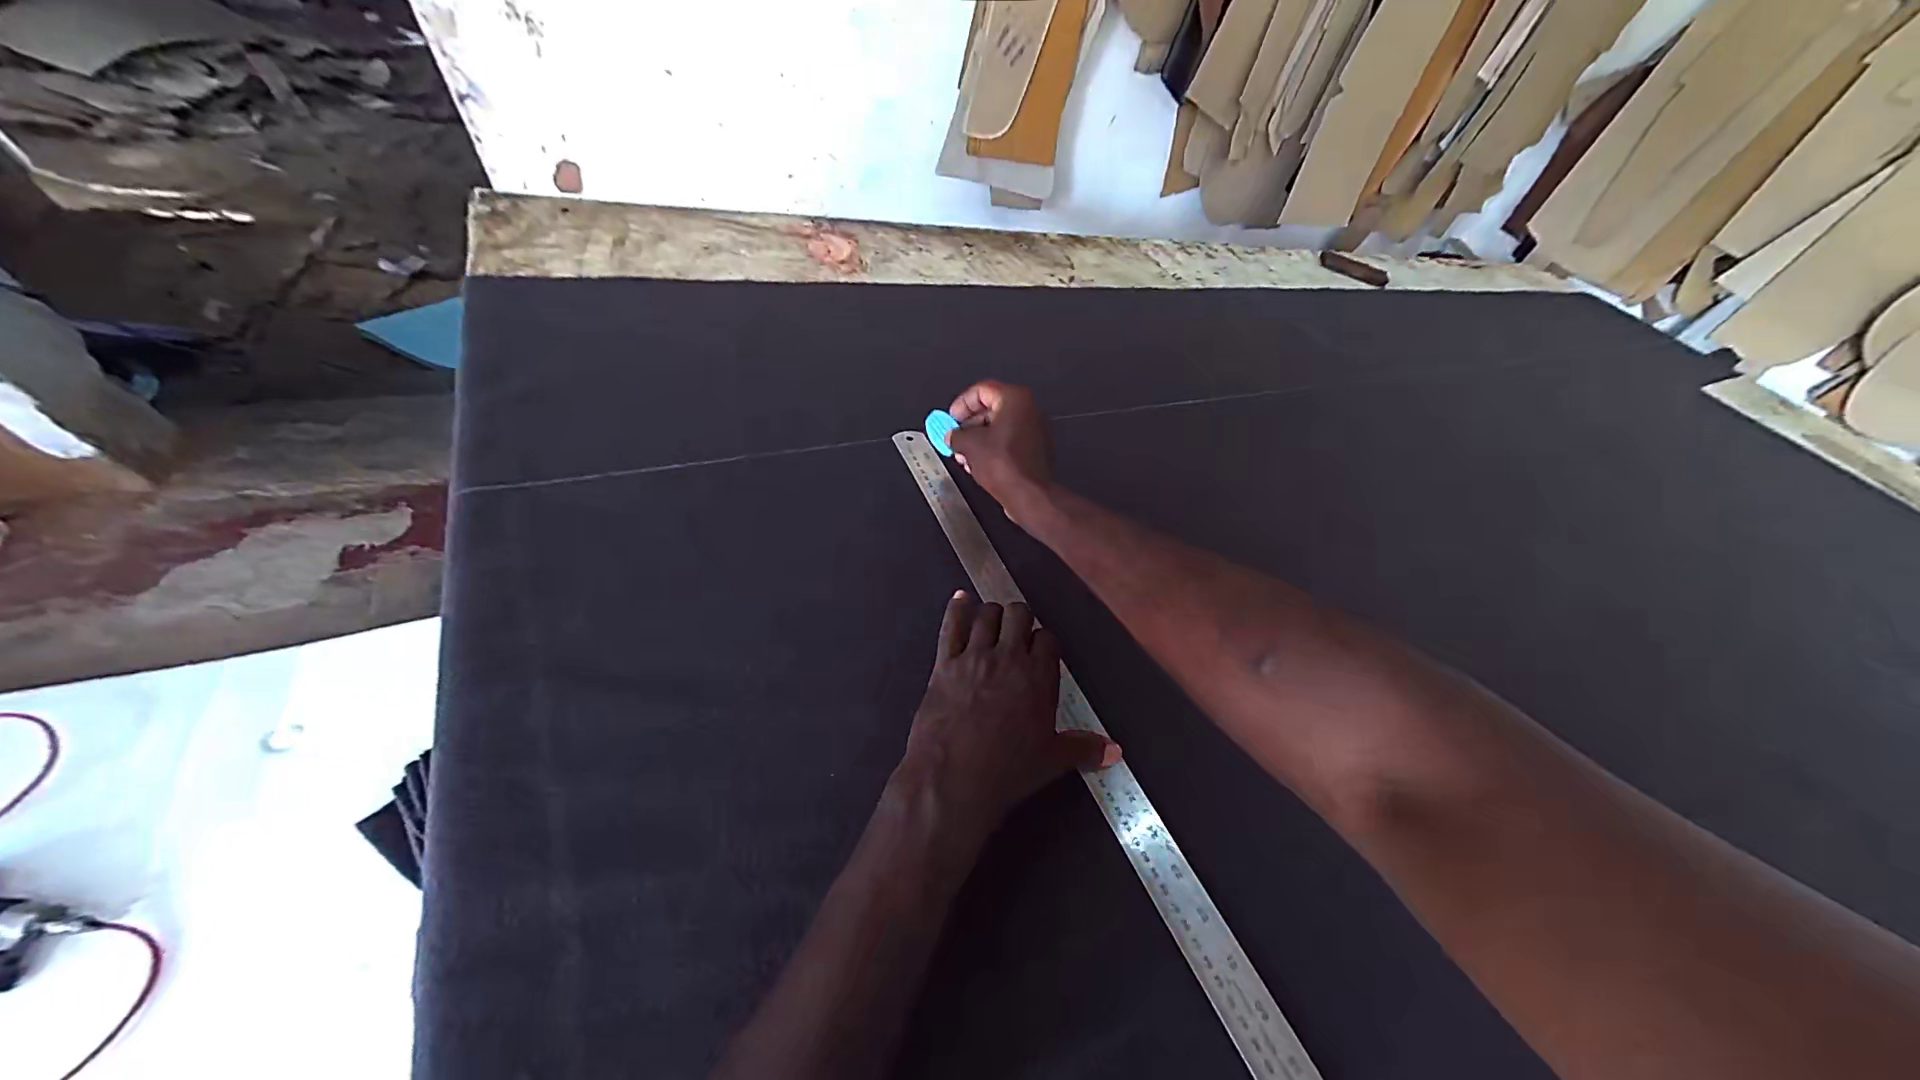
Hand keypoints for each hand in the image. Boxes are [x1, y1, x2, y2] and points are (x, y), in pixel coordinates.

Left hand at [899, 592, 1119, 836]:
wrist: (953, 778)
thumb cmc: (1007, 770)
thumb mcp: (1051, 761)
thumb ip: (1083, 748)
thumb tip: (1114, 750)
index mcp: (1038, 677)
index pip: (1047, 639)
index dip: (1044, 641)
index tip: (1040, 648)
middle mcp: (1008, 658)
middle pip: (1018, 615)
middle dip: (1020, 618)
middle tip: (1017, 630)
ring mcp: (974, 658)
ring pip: (987, 615)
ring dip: (992, 614)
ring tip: (993, 619)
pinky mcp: (944, 664)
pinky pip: (951, 626)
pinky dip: (957, 610)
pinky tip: (961, 599)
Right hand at [947, 381, 1054, 519]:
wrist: (1028, 495)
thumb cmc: (1007, 467)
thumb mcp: (969, 445)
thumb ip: (955, 434)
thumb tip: (951, 436)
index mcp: (1016, 400)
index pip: (982, 390)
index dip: (962, 403)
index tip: (951, 417)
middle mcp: (1029, 411)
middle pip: (991, 408)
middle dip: (968, 424)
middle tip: (954, 436)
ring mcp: (1034, 431)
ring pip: (999, 427)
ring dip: (978, 439)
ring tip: (963, 454)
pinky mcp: (1034, 450)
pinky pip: (1008, 442)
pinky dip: (992, 448)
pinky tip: (977, 463)